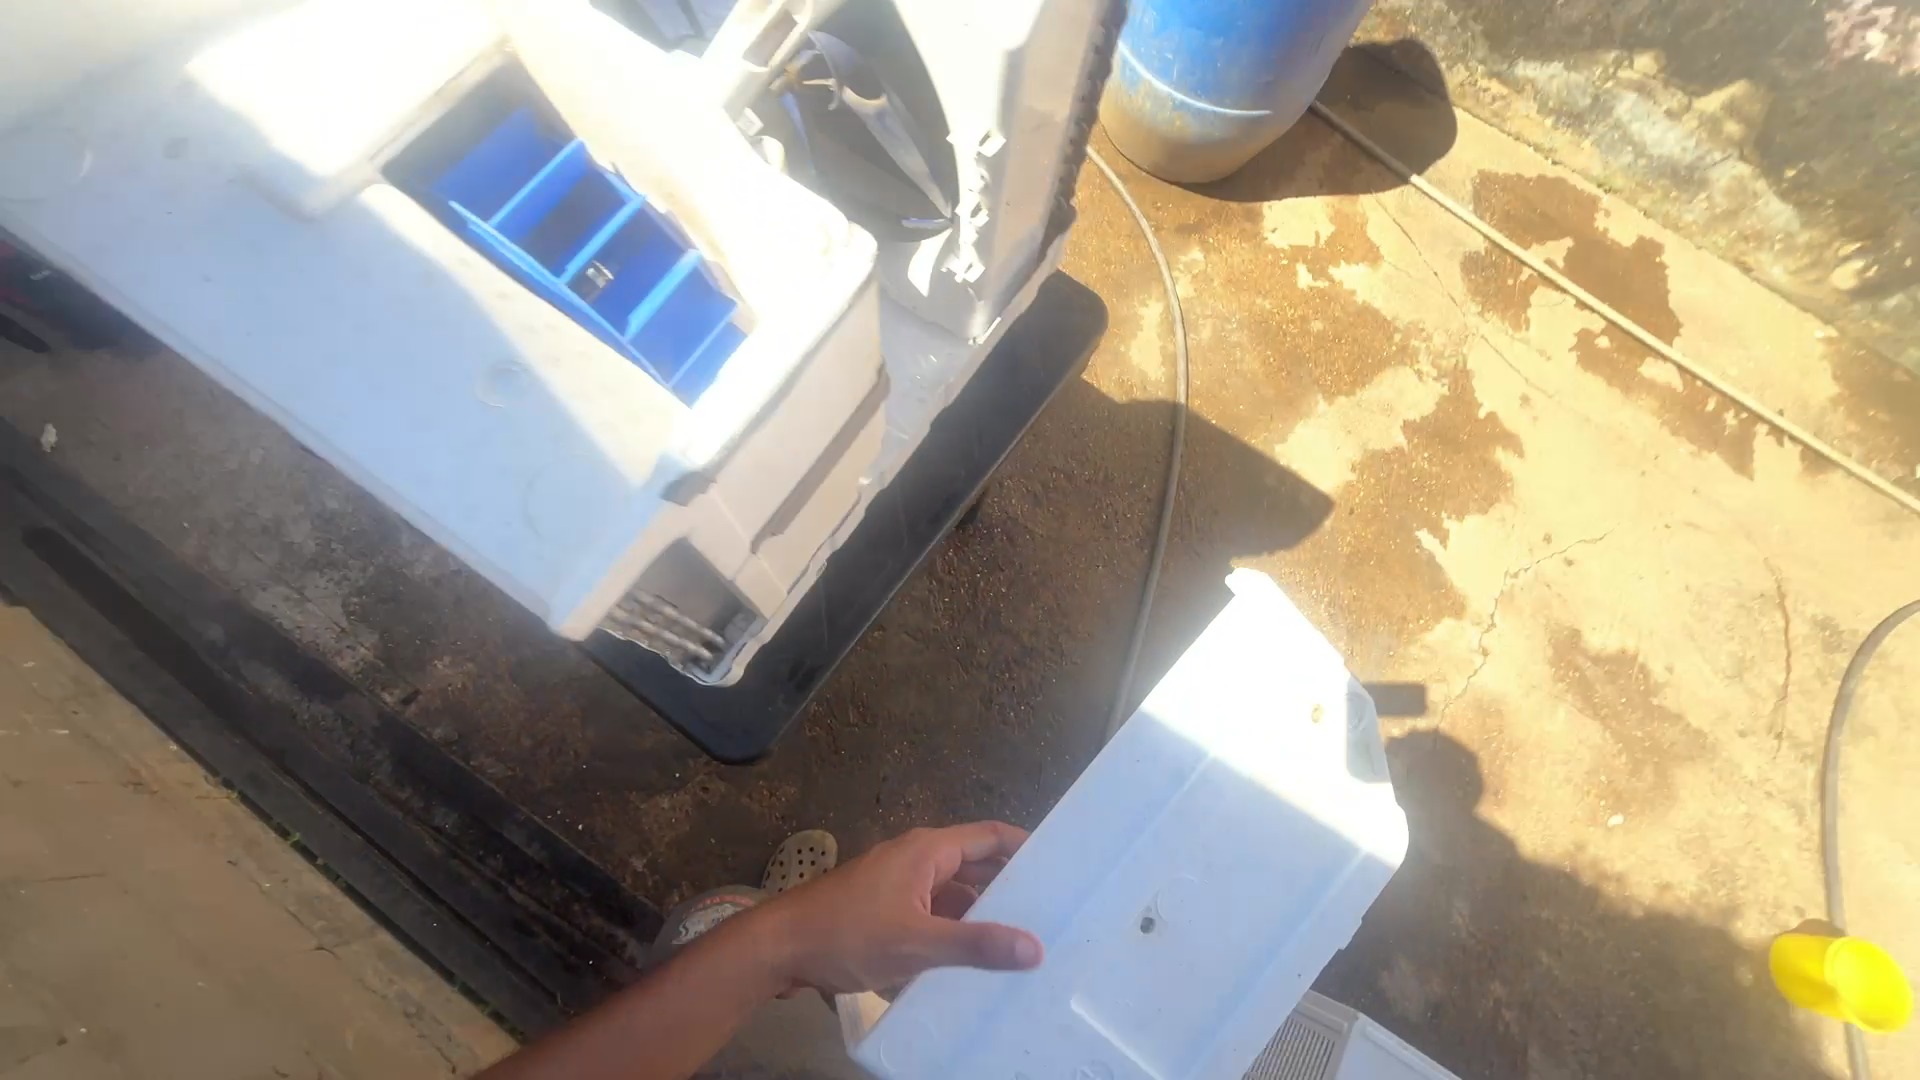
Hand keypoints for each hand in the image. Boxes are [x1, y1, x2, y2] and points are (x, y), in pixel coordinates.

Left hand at [752, 822, 1043, 994]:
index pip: (991, 837)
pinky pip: (935, 914)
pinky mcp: (889, 909)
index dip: (1026, 847)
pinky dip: (956, 932)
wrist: (782, 947)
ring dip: (983, 915)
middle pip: (976, 866)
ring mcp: (902, 884)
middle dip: (1010, 889)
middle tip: (1052, 914)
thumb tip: (1035, 946)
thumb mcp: (916, 943)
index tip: (1061, 868)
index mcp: (929, 850)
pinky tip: (975, 962)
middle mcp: (919, 859)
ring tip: (1023, 943)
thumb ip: (975, 944)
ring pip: (955, 895)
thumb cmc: (849, 933)